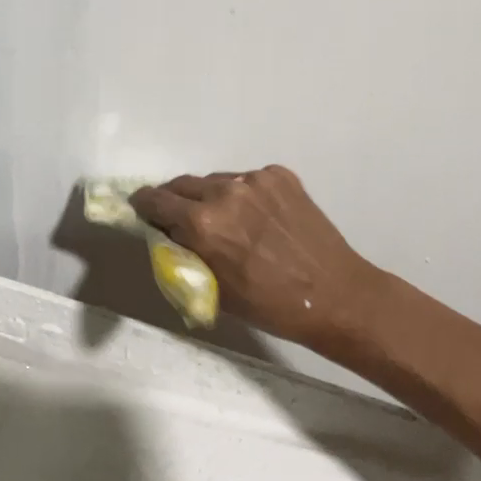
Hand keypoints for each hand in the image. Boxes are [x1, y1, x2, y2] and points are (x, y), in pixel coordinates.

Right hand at [131, 166, 383, 348]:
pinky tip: (259, 218)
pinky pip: (247, 180)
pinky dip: (244, 195)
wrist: (338, 297)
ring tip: (228, 221)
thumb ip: (186, 254)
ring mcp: (255, 180)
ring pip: (215, 181)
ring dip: (211, 197)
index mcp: (202, 223)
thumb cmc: (271, 305)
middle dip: (176, 200)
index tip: (142, 210)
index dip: (144, 205)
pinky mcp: (280, 176)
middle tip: (182, 218)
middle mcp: (223, 192)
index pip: (155, 199)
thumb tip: (169, 234)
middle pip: (182, 184)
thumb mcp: (214, 288)